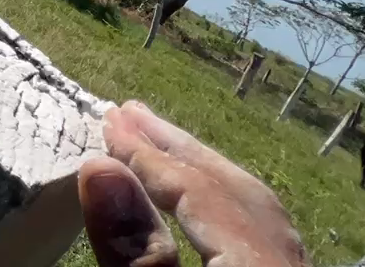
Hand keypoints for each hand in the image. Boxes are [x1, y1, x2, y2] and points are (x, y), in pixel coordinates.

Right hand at [79, 101, 307, 266]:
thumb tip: (99, 167)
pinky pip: (265, 234)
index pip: (203, 193)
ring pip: (258, 211)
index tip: (107, 121)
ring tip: (151, 141)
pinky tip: (187, 199)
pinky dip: (221, 204)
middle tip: (127, 111)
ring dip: (200, 172)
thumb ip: (134, 252)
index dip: (149, 155)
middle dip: (179, 149)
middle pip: (242, 193)